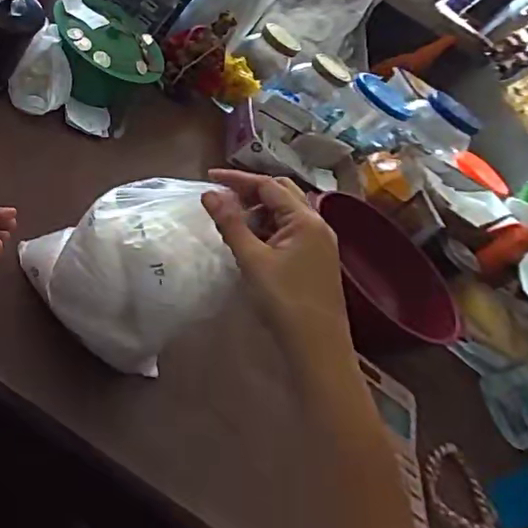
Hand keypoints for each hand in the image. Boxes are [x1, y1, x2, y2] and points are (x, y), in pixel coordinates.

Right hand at [201, 169, 348, 348]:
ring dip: (258, 210)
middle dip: (250, 191)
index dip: (237, 179)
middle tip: (221, 199)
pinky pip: (289, 230)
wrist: (318, 349)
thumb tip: (209, 194)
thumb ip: (230, 223)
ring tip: (232, 222)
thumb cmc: (284, 301)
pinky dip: (268, 227)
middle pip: (281, 193)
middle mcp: (317, 225)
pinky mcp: (316, 259)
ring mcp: (320, 243)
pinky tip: (251, 241)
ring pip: (285, 212)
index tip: (208, 178)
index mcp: (306, 220)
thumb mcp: (252, 259)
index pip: (268, 185)